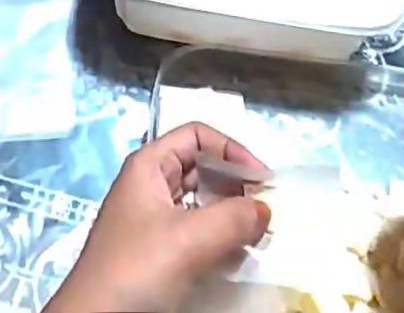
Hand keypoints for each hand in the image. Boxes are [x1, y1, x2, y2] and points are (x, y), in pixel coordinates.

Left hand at [45, 123, 272, 312]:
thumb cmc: (137, 267)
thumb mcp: (187, 240)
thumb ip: (231, 219)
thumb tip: (265, 207)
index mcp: (150, 164)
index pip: (196, 136)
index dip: (230, 149)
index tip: (263, 180)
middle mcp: (151, 183)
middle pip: (201, 167)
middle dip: (235, 183)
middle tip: (267, 210)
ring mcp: (153, 218)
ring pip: (200, 201)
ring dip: (230, 212)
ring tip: (259, 233)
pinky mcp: (158, 251)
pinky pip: (196, 232)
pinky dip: (219, 237)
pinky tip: (237, 254)